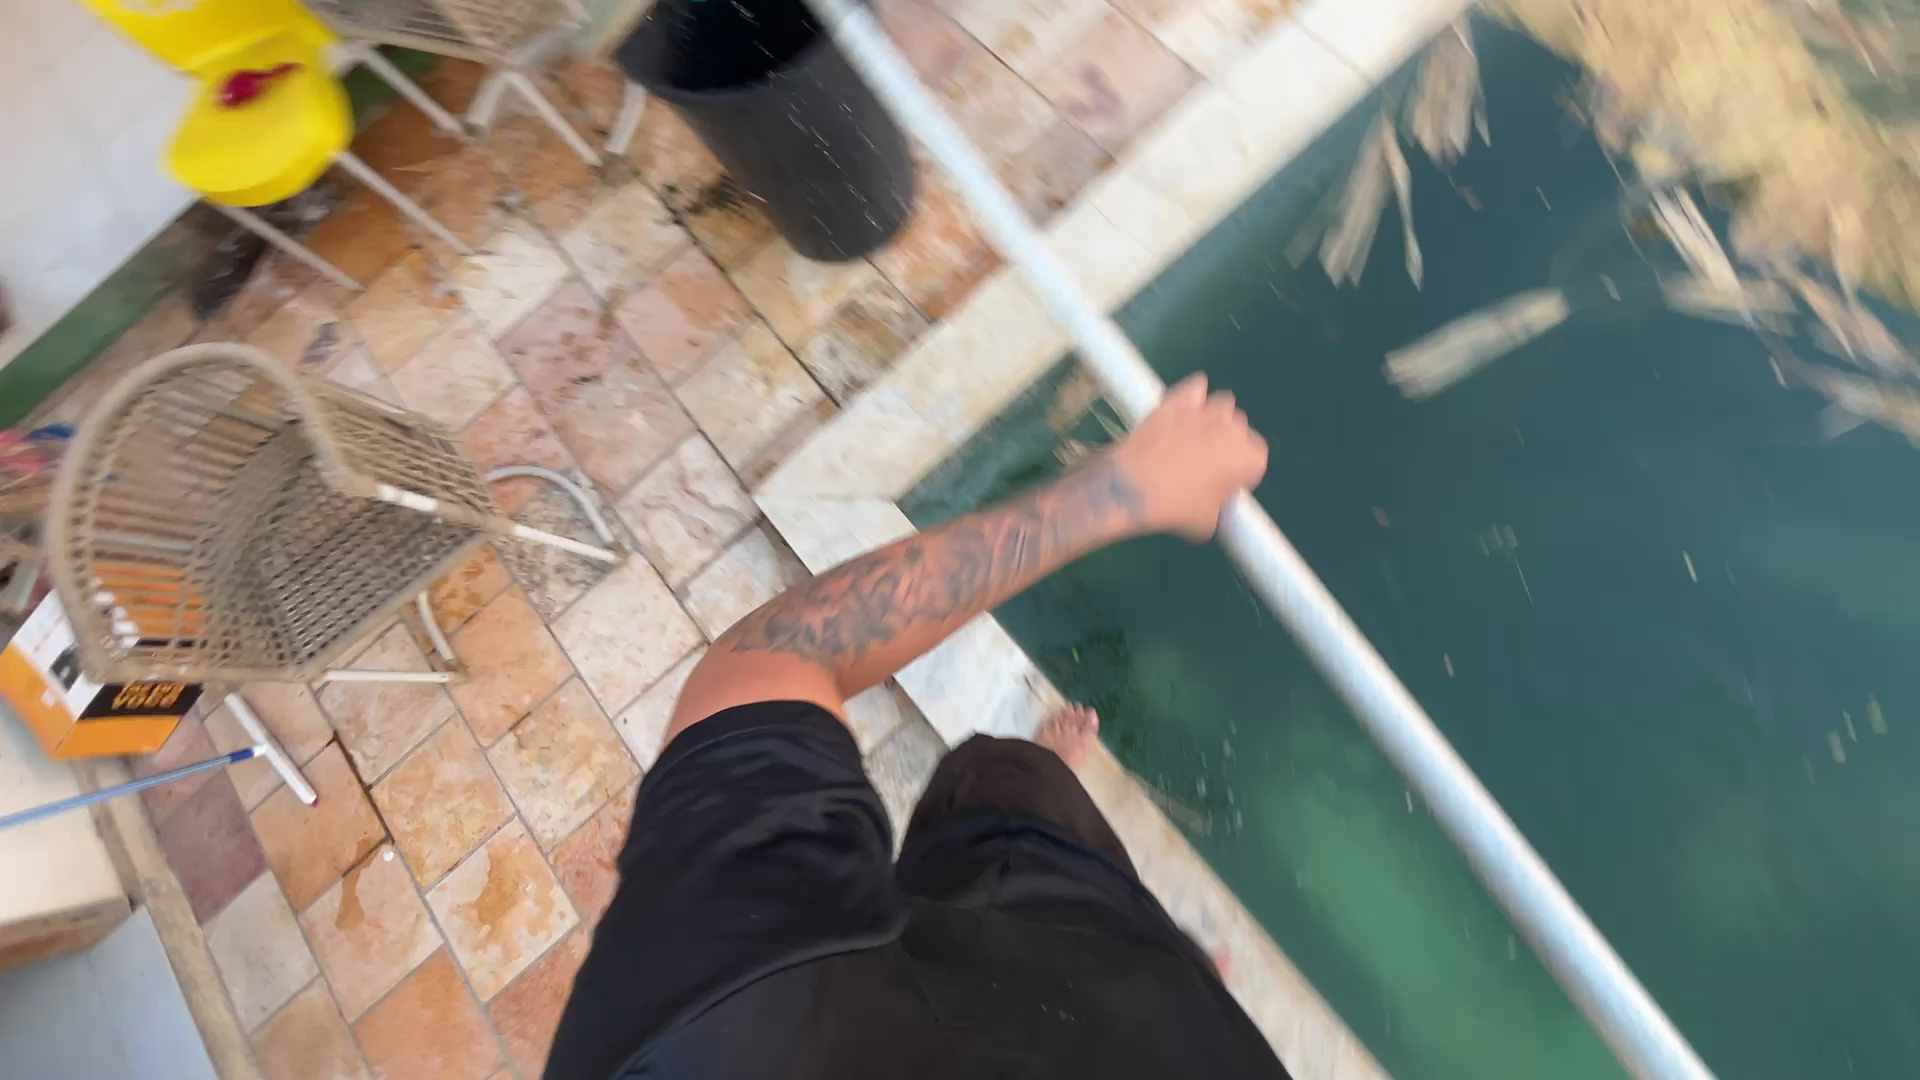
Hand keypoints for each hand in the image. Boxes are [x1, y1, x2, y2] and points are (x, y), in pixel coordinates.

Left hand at [1107, 373, 1268, 541]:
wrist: (1131, 488)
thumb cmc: (1174, 508)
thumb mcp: (1206, 522)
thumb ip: (1219, 508)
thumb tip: (1212, 507)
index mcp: (1250, 459)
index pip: (1255, 462)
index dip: (1238, 473)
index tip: (1222, 483)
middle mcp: (1235, 428)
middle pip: (1239, 431)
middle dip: (1226, 444)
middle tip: (1204, 463)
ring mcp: (1206, 409)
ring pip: (1222, 406)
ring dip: (1212, 419)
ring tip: (1193, 436)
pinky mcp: (1178, 399)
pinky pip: (1195, 387)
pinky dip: (1193, 394)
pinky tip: (1182, 409)